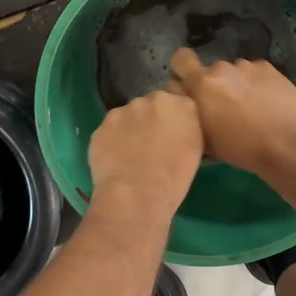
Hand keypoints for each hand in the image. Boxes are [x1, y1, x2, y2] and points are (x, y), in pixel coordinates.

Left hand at [87, 90, 203, 220]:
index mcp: (179, 105)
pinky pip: (110, 130)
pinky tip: (115, 160)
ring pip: (127, 116)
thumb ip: (186, 128)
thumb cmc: (173, 179)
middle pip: (150, 104)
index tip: (170, 133)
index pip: (177, 101)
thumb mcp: (194, 150)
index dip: (171, 118)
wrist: (135, 196)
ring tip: (130, 155)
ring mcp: (122, 111)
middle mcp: (150, 100)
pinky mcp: (101, 126)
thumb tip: (177, 127)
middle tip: (150, 144)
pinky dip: (112, 141)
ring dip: (130, 128)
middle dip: (150, 119)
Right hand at [167, 48, 295, 173]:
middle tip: (224, 107)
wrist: (286, 144)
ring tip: (251, 106)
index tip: (191, 88)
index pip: (180, 59)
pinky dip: (257, 84)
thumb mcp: (204, 139)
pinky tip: (267, 102)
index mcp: (201, 84)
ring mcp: (246, 66)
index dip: (183, 71)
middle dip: (214, 85)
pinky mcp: (269, 68)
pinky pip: (255, 72)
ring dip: (236, 85)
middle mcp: (221, 68)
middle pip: (210, 71)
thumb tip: (187, 103)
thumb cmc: (240, 148)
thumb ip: (190, 114)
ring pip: (234, 72)